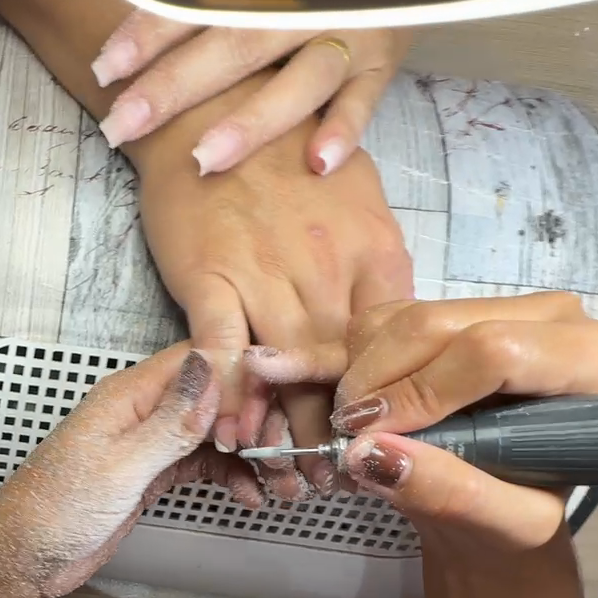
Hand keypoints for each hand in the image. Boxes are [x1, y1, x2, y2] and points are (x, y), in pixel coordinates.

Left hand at [0, 345, 262, 597]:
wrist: (27, 556)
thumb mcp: (121, 466)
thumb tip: (212, 364)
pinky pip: (200, 463)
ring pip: (213, 432)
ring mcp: (147, 442)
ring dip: (250, 453)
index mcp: (128, 395)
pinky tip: (252, 496)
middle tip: (289, 454)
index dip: (243, 379)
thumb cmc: (59, 509)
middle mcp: (141, 411)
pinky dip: (229, 475)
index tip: (277, 411)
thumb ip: (169, 421)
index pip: (199, 361)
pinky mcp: (150, 473)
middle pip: (214, 396)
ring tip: (285, 481)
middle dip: (256, 419)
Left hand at [93, 12, 409, 175]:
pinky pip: (363, 100)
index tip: (106, 70)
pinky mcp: (379, 65)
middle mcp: (304, 4)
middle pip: (236, 45)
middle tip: (123, 126)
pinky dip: (345, 129)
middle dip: (175, 87)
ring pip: (299, 78)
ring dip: (252, 121)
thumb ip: (197, 13)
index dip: (150, 33)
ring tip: (204, 159)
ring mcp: (346, 32)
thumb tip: (120, 53)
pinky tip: (318, 164)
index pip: (199, 3)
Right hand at [134, 117, 412, 494]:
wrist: (211, 112)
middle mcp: (328, 268)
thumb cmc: (283, 153)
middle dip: (336, 435)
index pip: (385, 347)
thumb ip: (372, 265)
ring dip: (284, 434)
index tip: (374, 447)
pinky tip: (227, 437)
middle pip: (340, 370)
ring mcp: (267, 274)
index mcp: (373, 251)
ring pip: (287, 371)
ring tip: (283, 481)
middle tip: (331, 485)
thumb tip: (386, 325)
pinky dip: (228, 399)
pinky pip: (224, 352)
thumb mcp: (355, 197)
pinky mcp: (212, 278)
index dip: (379, 406)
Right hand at [244, 293, 597, 550]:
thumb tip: (365, 451)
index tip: (368, 436)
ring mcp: (487, 308)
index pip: (490, 350)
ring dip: (353, 374)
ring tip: (353, 427)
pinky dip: (345, 363)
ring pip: (393, 320)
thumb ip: (446, 491)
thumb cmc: (512, 516)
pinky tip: (355, 404)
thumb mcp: (501, 524)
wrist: (492, 503)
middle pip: (430, 325)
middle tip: (345, 434)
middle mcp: (545, 317)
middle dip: (371, 382)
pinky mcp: (440, 313)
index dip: (418, 392)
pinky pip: (372, 323)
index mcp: (584, 360)